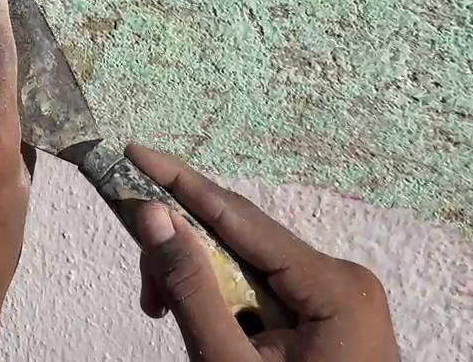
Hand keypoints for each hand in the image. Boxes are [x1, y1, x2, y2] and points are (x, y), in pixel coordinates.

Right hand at [128, 144, 399, 361]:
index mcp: (333, 287)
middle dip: (181, 252)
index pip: (237, 215)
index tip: (131, 151)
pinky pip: (259, 285)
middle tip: (145, 290)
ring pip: (242, 261)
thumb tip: (151, 212)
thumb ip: (190, 287)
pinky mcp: (327, 314)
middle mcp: (341, 278)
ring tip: (164, 314)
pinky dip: (221, 298)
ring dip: (197, 280)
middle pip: (237, 239)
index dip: (178, 180)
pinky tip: (199, 322)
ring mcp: (337, 296)